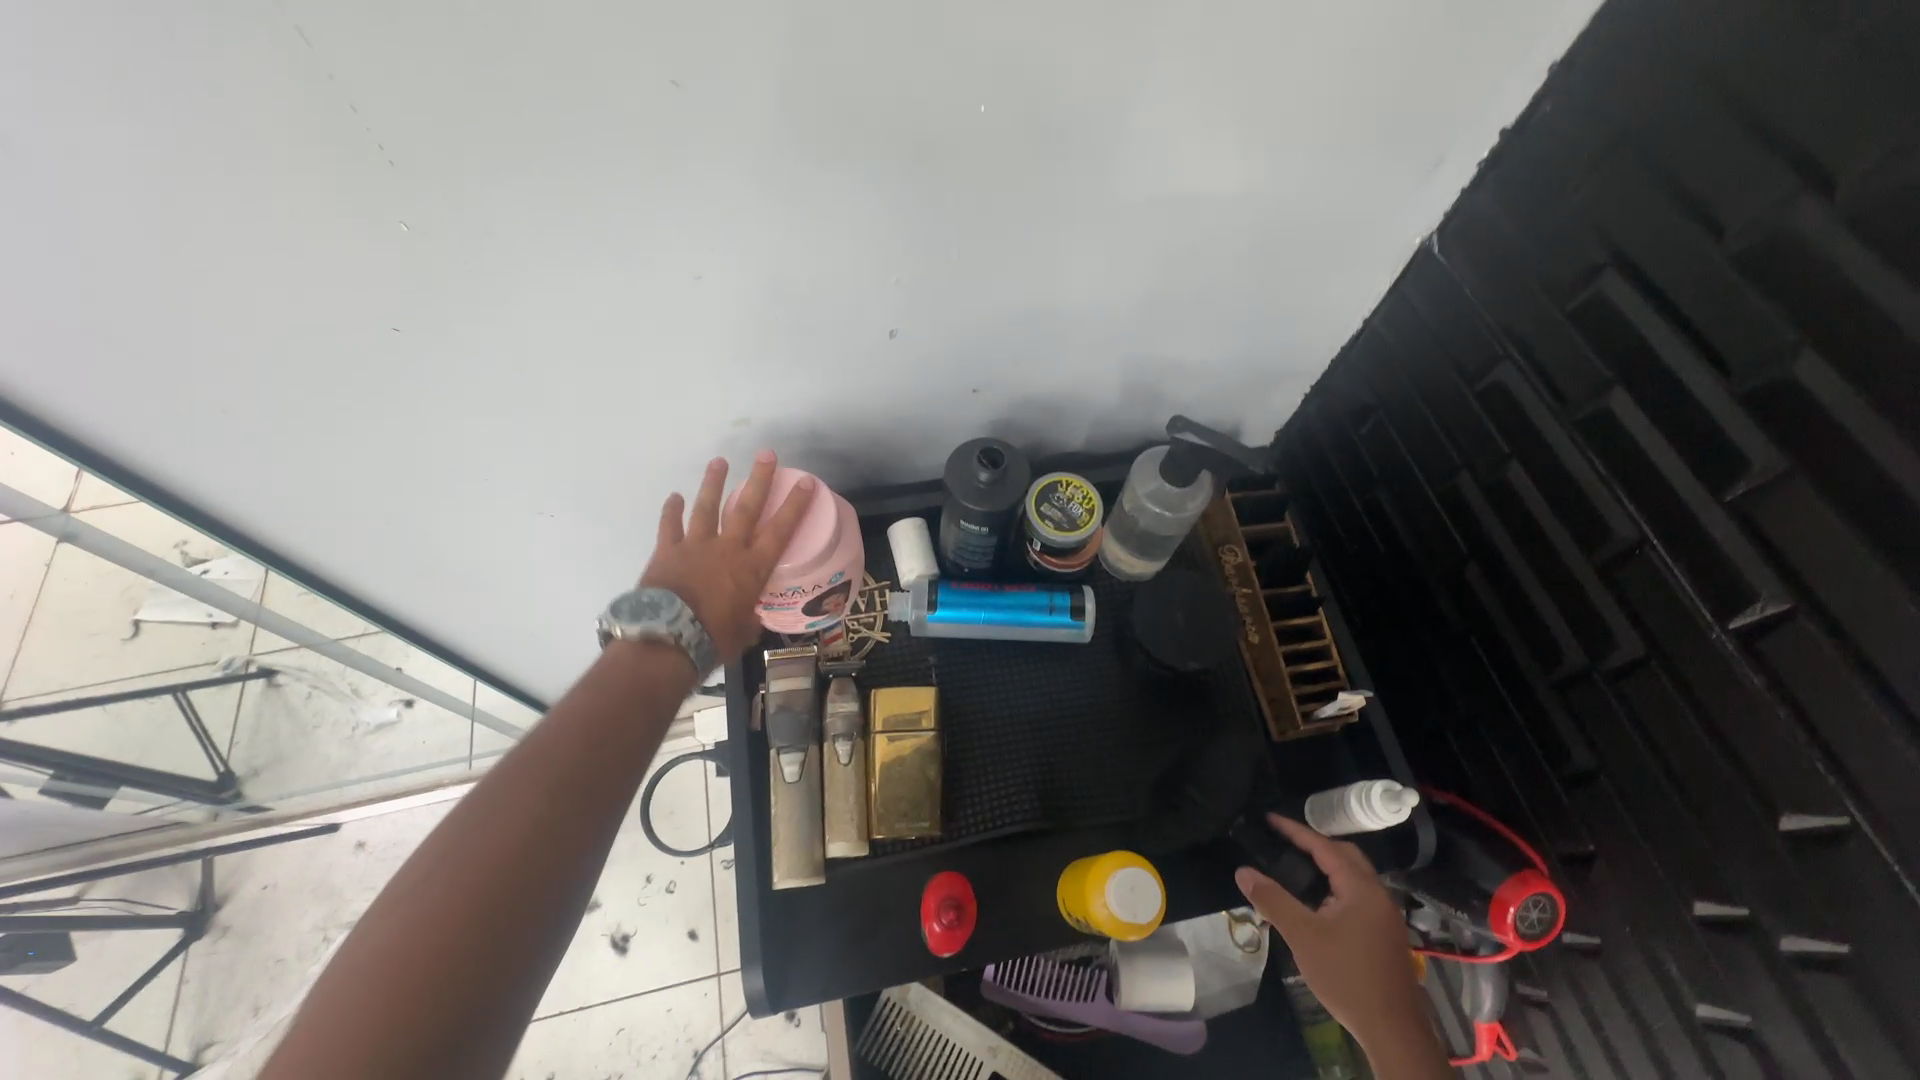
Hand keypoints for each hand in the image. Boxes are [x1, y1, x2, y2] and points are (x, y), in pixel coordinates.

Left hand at [640, 450, 815, 661]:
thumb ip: (748, 619)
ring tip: (719, 461)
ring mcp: (695, 546)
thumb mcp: (743, 633)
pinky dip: (672, 510)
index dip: (795, 506)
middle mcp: (727, 549)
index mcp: (752, 568)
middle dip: (759, 479)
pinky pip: (669, 525)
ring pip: (707, 507)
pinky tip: (675, 496)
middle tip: (767, 454)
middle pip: (746, 507)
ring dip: (713, 483)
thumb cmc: (713, 640)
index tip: (806, 482)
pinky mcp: (667, 551)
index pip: (780, 530)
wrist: (668, 639)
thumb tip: (751, 620)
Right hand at [1235, 815, 1428, 1051]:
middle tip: (1284, 841)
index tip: (1270, 819)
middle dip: (1315, 845)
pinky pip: (1357, 896)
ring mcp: (1385, 917)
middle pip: (1346, 856)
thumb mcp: (1302, 935)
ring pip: (1354, 878)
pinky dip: (1335, 888)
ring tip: (1296, 867)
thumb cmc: (1346, 976)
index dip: (1296, 831)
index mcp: (1361, 888)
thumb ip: (1272, 899)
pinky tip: (1317, 903)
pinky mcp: (1384, 936)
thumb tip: (1243, 871)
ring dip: (1327, 868)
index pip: (1325, 847)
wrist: (1391, 1028)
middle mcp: (1378, 895)